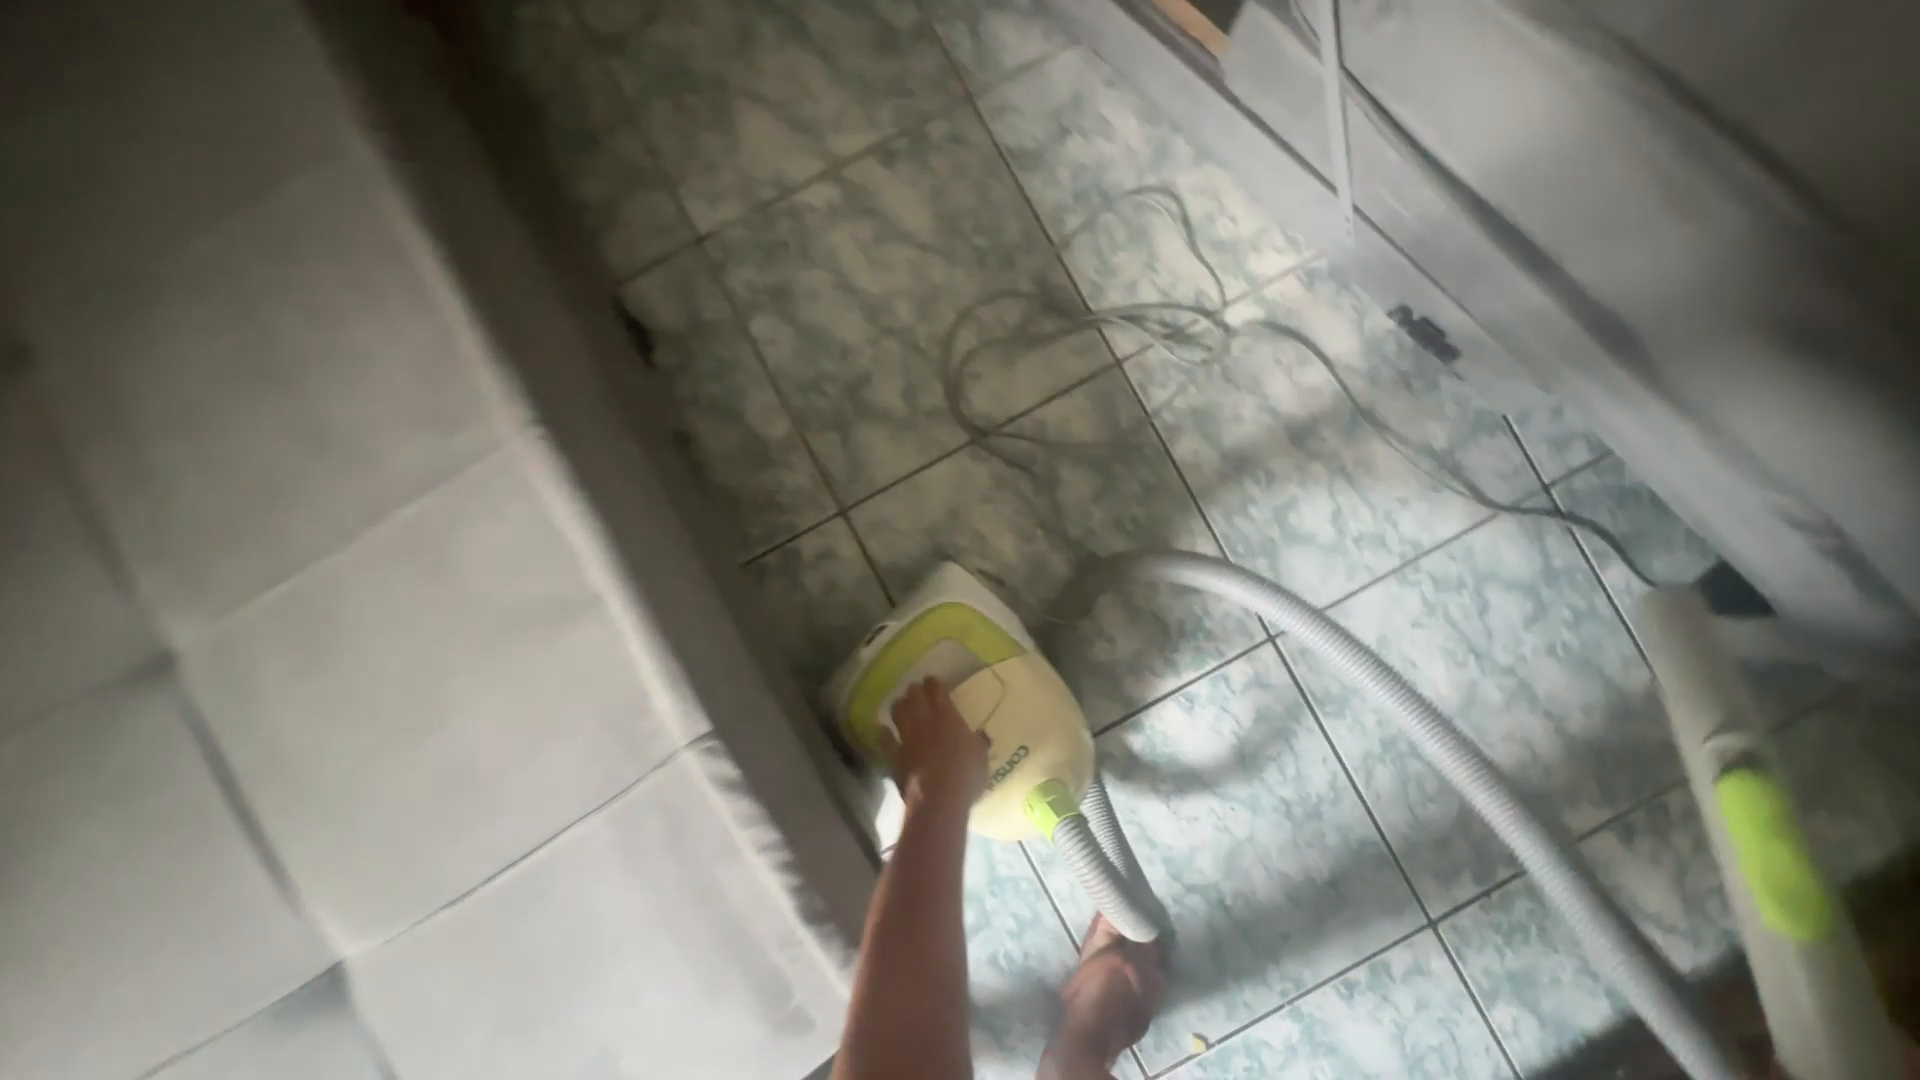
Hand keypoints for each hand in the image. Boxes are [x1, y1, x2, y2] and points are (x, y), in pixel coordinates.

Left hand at [884, 677, 988, 808]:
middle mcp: (924, 722)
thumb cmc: (965, 775)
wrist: (938, 800)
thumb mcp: (981, 757)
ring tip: (900, 703)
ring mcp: (907, 738)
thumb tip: (980, 736)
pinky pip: (886, 740)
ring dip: (899, 705)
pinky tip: (882, 731)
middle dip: (914, 690)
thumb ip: (978, 743)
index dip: (933, 683)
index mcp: (947, 717)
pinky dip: (883, 734)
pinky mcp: (895, 756)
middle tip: (915, 688)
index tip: (932, 679)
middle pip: (914, 697)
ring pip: (898, 712)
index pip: (937, 691)